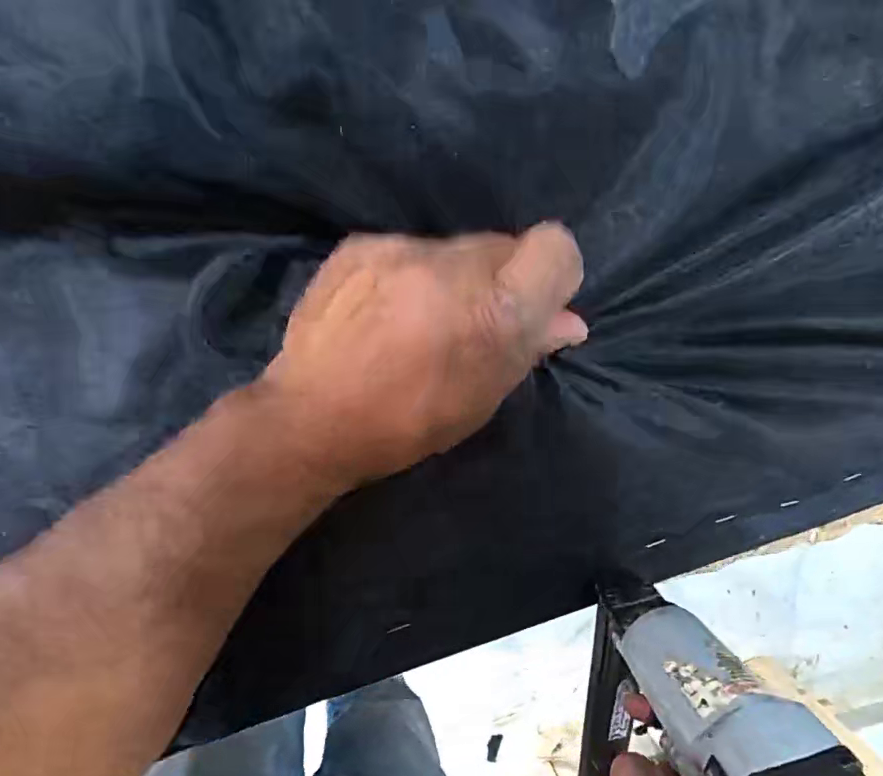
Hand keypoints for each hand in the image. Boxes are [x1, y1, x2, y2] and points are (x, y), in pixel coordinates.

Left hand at [257, 223, 586, 487]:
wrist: (313, 420)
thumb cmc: (408, 425)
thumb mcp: (481, 399)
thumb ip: (528, 349)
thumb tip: (569, 321)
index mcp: (494, 312)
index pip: (557, 248)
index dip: (554, 276)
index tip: (534, 307)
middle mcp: (454, 266)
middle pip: (504, 245)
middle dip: (499, 281)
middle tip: (469, 325)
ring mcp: (402, 248)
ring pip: (454, 248)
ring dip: (453, 279)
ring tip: (418, 324)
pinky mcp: (361, 243)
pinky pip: (409, 250)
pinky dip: (410, 276)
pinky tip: (382, 312)